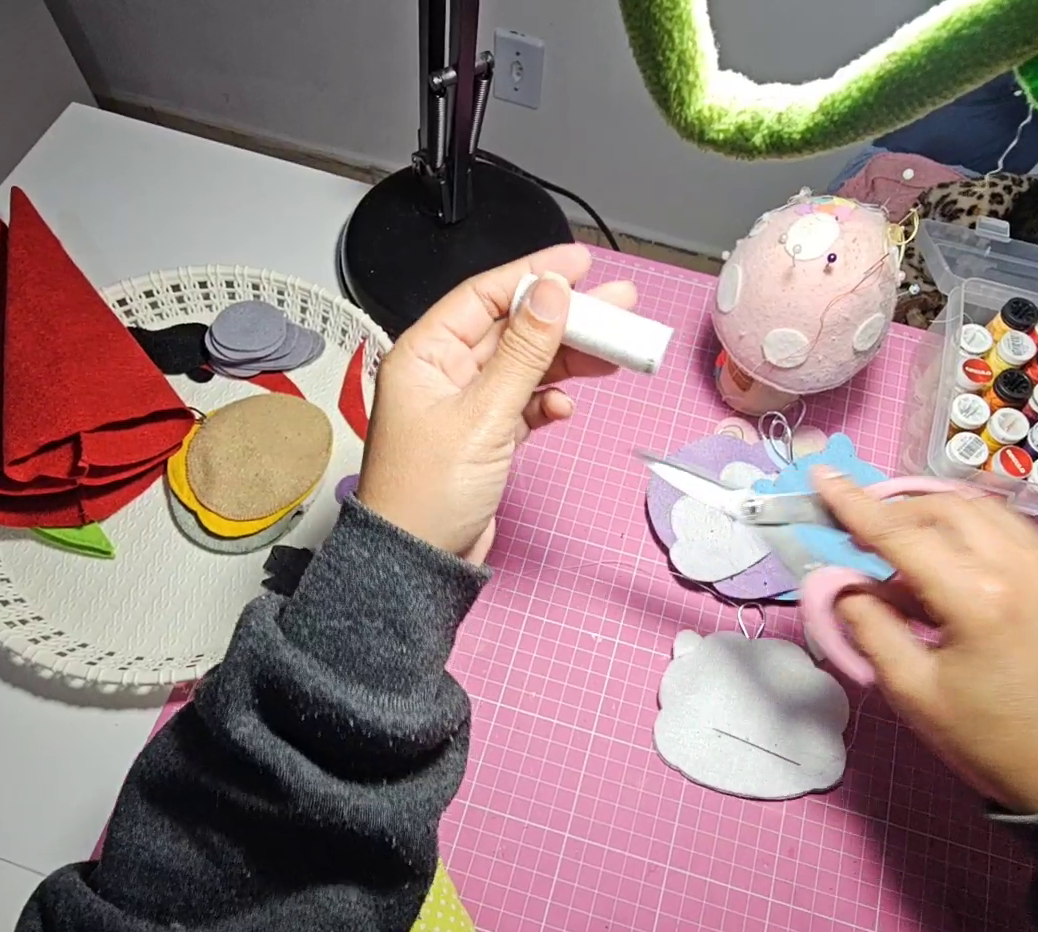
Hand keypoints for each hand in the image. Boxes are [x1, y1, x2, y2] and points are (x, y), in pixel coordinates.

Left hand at [358, 245, 636, 562]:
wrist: (421, 561)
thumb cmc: (426, 494)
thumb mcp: (483, 415)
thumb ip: (523, 354)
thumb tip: (551, 295)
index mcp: (425, 354)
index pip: (485, 297)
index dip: (534, 276)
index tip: (578, 265)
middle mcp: (444, 374)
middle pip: (513, 330)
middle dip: (565, 318)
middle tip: (617, 305)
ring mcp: (466, 406)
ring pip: (525, 367)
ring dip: (567, 360)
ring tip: (613, 352)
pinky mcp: (485, 436)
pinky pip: (524, 404)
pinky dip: (547, 402)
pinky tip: (565, 406)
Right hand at [812, 470, 1037, 813]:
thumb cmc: (993, 743)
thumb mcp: (913, 692)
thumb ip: (870, 626)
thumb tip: (845, 586)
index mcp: (979, 599)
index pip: (901, 534)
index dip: (853, 504)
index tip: (822, 478)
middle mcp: (1022, 567)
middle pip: (943, 507)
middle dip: (893, 508)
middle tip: (856, 531)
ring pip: (981, 510)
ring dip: (932, 515)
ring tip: (899, 545)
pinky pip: (1009, 530)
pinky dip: (968, 530)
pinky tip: (947, 562)